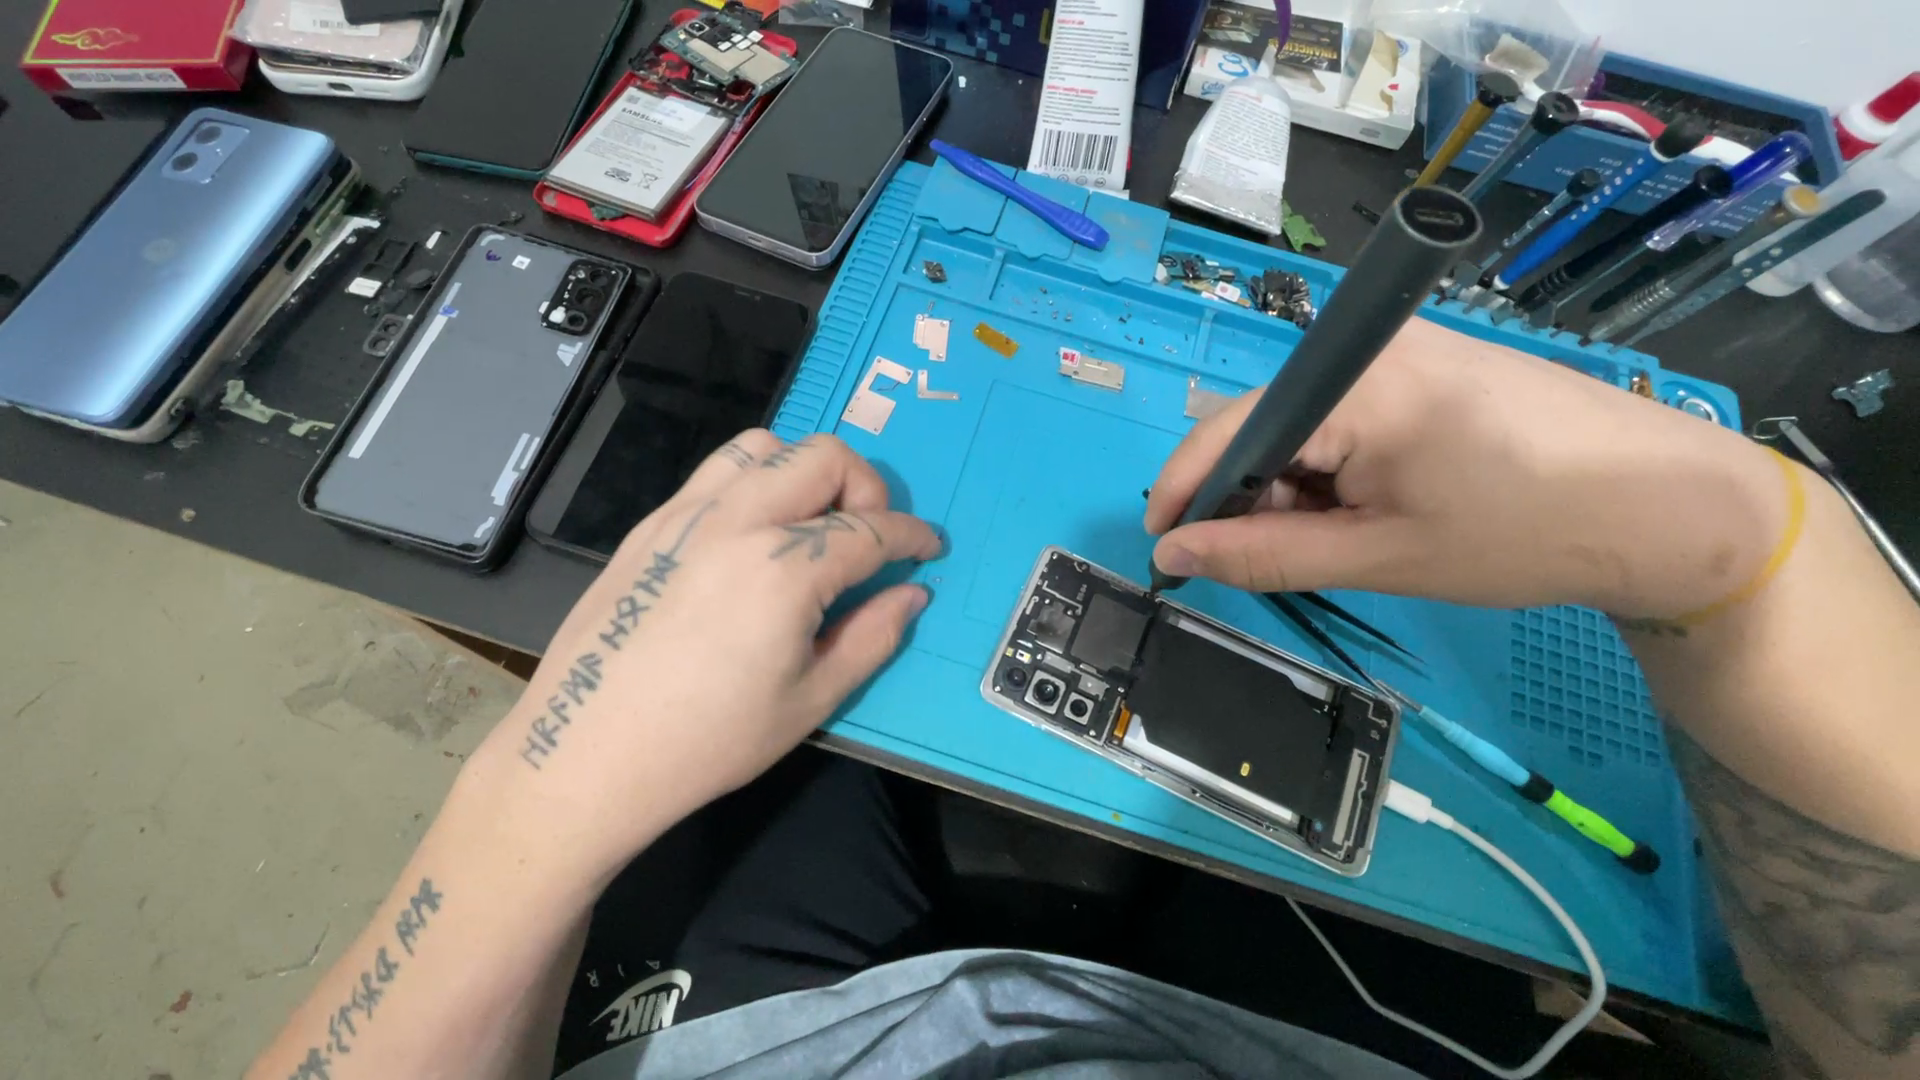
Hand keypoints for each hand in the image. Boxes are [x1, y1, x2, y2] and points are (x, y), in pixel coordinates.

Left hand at [461, 432, 940, 877]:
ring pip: (766, 447)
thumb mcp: (811, 700)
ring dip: (805, 473)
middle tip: (867, 537)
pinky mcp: (651, 525)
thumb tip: (912, 594)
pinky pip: (716, 472)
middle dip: (866, 487)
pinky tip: (752, 537)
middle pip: (825, 457)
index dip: (912, 536)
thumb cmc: (709, 741)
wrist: (587, 754)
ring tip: (809, 525)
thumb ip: (873, 636)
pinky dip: (755, 483)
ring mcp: (686, 515)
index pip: (870, 528)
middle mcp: (737, 521)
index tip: (929, 548)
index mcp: (784, 568)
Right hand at [1145, 320, 1793, 616]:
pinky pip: (1343, 412)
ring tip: (1344, 536)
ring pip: (1301, 421)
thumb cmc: (1523, 537)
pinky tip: (1371, 504)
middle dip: (1250, 493)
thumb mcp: (1378, 558)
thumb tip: (1170, 554)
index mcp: (1356, 386)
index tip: (1168, 548)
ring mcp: (1402, 348)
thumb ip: (1261, 555)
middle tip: (1277, 556)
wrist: (1676, 508)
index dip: (1186, 491)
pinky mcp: (1427, 360)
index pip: (1228, 430)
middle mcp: (1369, 348)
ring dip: (1295, 483)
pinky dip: (1333, 465)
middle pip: (1262, 422)